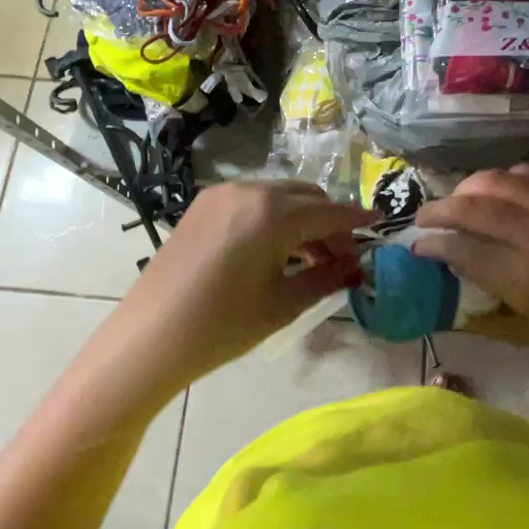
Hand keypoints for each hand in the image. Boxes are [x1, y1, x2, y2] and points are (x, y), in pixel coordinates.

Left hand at [103, 181, 373, 395]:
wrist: (149, 338)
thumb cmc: (221, 326)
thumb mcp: (282, 304)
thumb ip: (326, 278)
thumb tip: (357, 268)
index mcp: (273, 213)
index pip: (329, 212)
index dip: (357, 220)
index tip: (379, 224)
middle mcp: (249, 191)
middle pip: (306, 197)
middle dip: (330, 222)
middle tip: (345, 258)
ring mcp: (221, 194)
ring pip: (279, 196)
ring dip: (303, 219)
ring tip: (314, 259)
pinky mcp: (202, 205)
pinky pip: (252, 201)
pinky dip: (274, 218)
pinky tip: (278, 250)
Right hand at [412, 166, 528, 376]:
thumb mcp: (525, 333)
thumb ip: (479, 313)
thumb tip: (440, 298)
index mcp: (522, 276)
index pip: (458, 248)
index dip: (431, 244)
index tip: (418, 246)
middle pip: (471, 207)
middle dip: (438, 209)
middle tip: (426, 217)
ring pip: (499, 180)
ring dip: (470, 188)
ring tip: (460, 200)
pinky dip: (510, 178)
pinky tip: (502, 189)